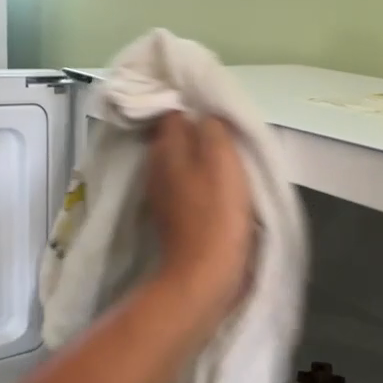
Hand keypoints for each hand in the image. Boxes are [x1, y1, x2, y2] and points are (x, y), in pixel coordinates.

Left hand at [144, 113, 252, 325]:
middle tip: (227, 137)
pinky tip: (217, 190)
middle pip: (176, 137)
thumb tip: (204, 113)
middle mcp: (155, 166)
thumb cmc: (217, 213)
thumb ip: (212, 127)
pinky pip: (185, 187)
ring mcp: (159, 194)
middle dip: (197, 133)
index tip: (217, 111)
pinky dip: (198, 183)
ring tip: (226, 162)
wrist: (204, 275)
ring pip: (180, 163)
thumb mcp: (222, 158)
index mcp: (165, 147)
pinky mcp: (170, 217)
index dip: (195, 107)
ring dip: (199, 160)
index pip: (174, 111)